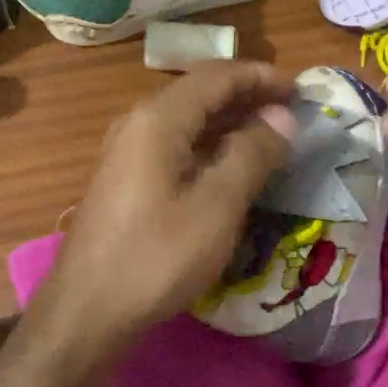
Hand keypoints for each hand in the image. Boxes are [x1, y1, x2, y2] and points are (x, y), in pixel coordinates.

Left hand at [46, 61, 296, 336]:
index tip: (301, 90)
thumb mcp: (217, 206)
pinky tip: (231, 167)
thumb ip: (253, 154)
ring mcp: (127, 151)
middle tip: (292, 113)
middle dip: (247, 97)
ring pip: (186, 120)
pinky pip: (175, 145)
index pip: (216, 76)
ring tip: (271, 136)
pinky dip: (209, 145)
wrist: (87, 311)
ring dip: (229, 121)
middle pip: (199, 93)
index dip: (260, 76)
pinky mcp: (125, 179)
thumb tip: (282, 116)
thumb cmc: (156, 256)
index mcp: (159, 118)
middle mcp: (138, 123)